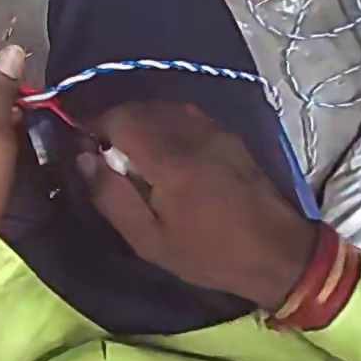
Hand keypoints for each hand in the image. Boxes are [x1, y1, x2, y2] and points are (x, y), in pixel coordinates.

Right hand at [77, 102, 315, 305]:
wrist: (278, 253)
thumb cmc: (208, 253)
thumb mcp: (148, 240)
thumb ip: (110, 196)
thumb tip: (82, 159)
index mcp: (171, 161)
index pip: (120, 120)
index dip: (94, 126)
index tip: (84, 147)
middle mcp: (192, 134)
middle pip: (139, 108)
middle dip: (113, 123)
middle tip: (104, 153)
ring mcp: (214, 130)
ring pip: (161, 106)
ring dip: (137, 121)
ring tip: (130, 152)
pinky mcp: (226, 134)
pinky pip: (183, 114)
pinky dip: (162, 123)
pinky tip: (162, 150)